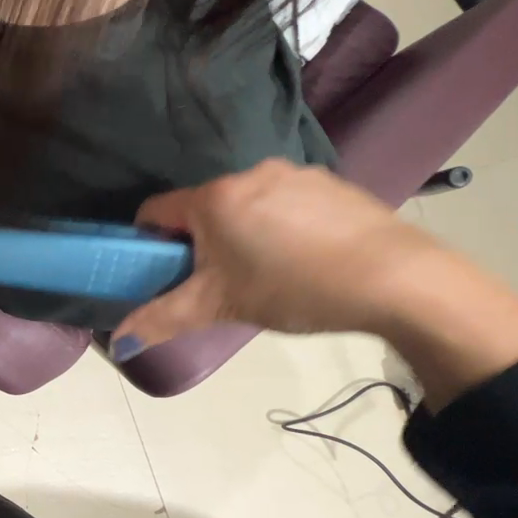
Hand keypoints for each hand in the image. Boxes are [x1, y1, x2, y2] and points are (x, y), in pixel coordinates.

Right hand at [111, 160, 517, 409]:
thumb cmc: (292, 288)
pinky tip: (301, 259)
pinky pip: (284, 202)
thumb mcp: (217, 307)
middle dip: (198, 240)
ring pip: (244, 204)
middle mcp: (249, 174)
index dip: (148, 241)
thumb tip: (118, 343)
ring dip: (239, 232)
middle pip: (201, 207)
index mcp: (213, 198)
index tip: (164, 271)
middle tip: (216, 281)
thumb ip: (160, 320)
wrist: (399, 280)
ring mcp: (296, 174)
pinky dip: (278, 226)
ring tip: (263, 272)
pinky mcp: (333, 183)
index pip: (155, 210)